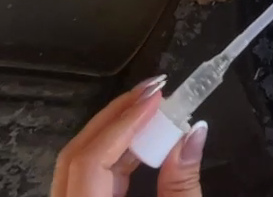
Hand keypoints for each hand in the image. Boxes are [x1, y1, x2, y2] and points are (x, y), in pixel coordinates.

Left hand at [50, 76, 206, 196]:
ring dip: (116, 129)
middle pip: (76, 154)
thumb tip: (196, 131)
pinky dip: (115, 150)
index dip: (124, 123)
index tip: (158, 95)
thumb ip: (182, 183)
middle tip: (154, 90)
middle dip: (116, 116)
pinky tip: (142, 137)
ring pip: (78, 161)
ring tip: (152, 107)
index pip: (92, 161)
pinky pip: (87, 174)